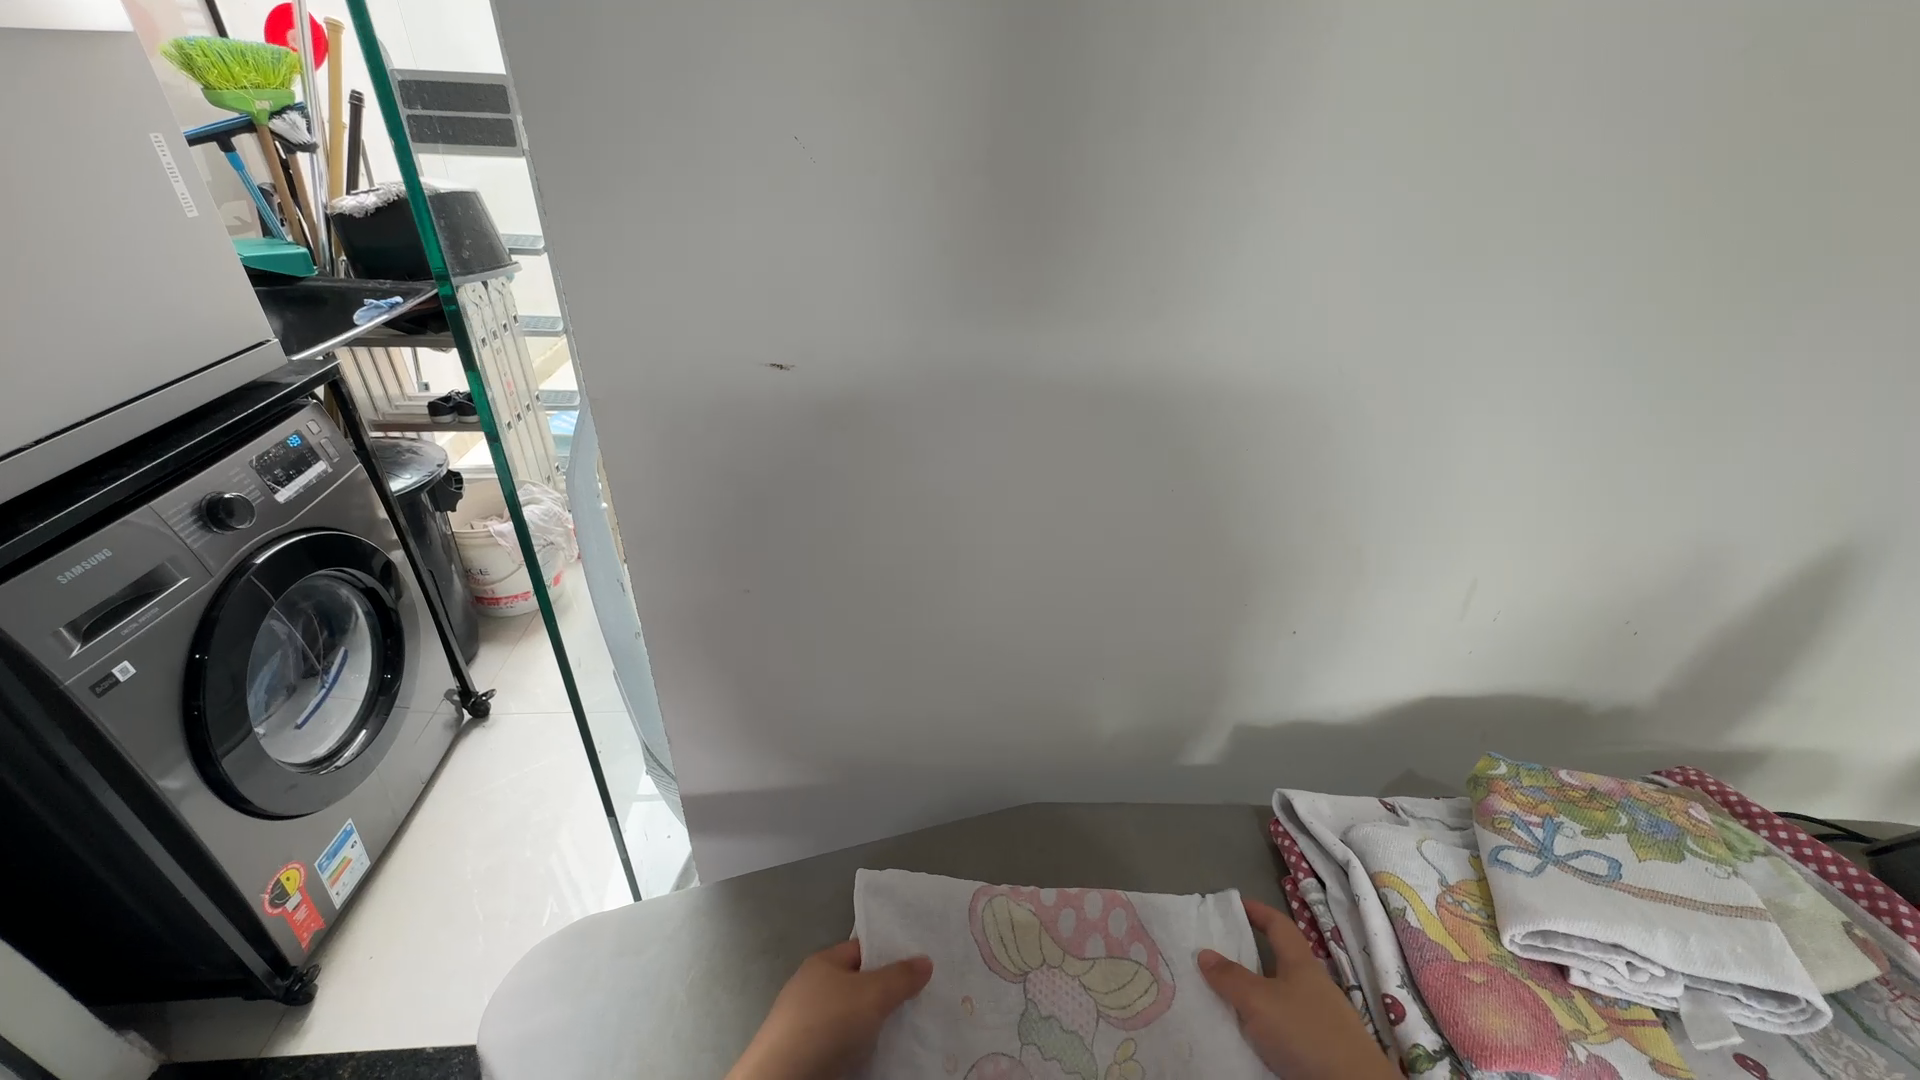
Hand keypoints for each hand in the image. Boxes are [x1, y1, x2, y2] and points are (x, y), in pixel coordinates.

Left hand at [726, 939, 932, 1079]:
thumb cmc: (827, 1023)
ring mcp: (809, 1023)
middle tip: (922, 997)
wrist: (785, 1079)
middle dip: (888, 992)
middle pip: (859, 984)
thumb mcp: (872, 994)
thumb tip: (925, 960)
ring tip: (910, 1027)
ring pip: (853, 1017)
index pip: (862, 949)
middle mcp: (813, 988)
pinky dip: (863, 1047)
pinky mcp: (809, 1053)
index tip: (920, 964)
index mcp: (823, 963)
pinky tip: (883, 1053)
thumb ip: (900, 977)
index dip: (890, 954)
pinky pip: (845, 1043)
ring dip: (876, 1024)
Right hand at [1198, 899, 1400, 1079]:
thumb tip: (1204, 953)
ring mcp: (1319, 1017)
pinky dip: (1263, 1023)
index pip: (1279, 925)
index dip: (1257, 911)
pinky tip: (1247, 1034)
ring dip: (1253, 995)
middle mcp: (1312, 985)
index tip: (1233, 905)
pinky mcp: (1320, 1046)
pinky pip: (1283, 1025)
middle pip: (1278, 961)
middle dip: (1248, 957)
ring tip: (1223, 999)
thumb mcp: (1259, 1001)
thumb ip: (1231, 977)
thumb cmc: (1306, 1033)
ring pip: (1279, 996)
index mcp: (1301, 964)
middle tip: (1216, 957)